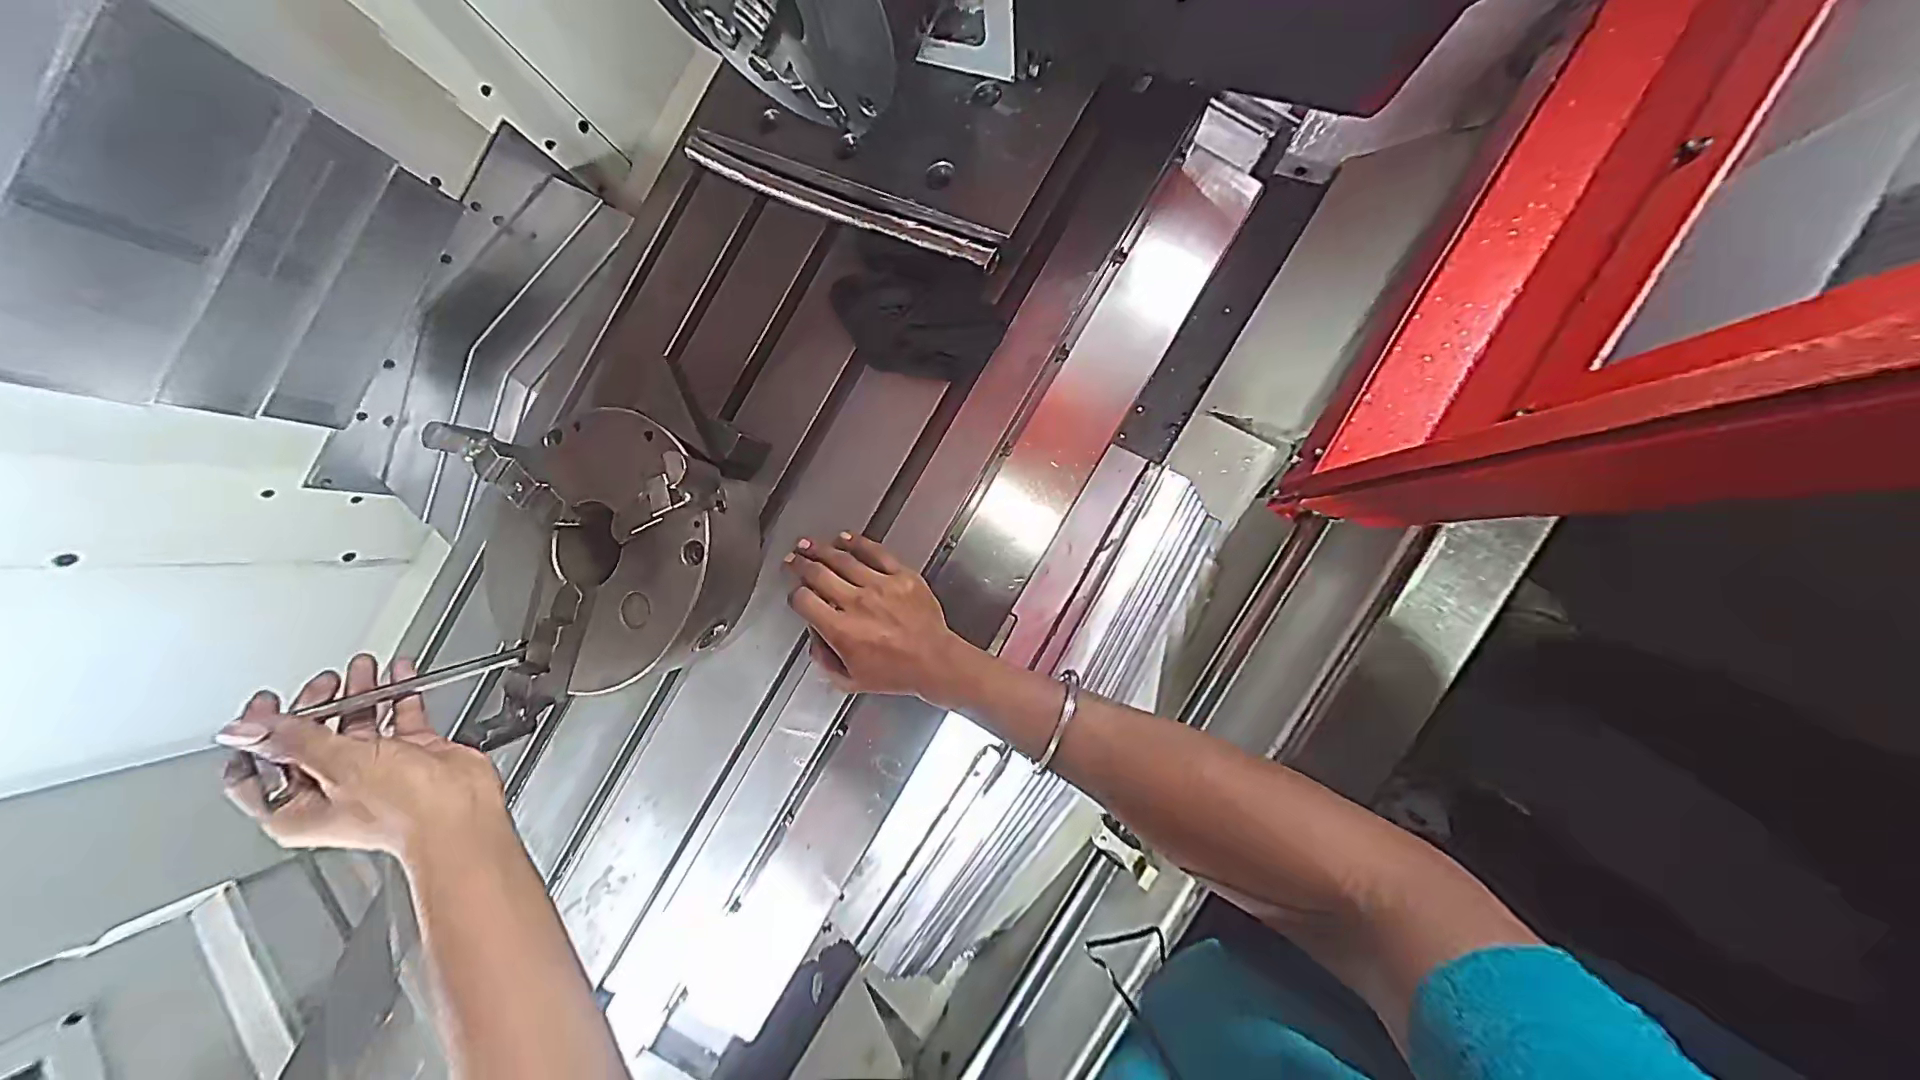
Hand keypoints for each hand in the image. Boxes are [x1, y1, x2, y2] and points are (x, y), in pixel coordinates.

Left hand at [218, 653, 509, 865]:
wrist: (460, 810)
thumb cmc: (404, 810)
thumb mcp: (340, 767)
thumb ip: (294, 741)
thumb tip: (242, 729)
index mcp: (298, 807)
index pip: (261, 767)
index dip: (259, 733)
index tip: (265, 704)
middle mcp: (335, 788)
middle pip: (312, 738)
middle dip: (318, 705)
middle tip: (325, 682)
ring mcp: (377, 770)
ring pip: (359, 723)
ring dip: (360, 693)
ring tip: (363, 668)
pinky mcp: (414, 754)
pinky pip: (401, 717)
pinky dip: (399, 694)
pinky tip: (399, 675)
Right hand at [784, 532, 980, 704]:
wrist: (934, 661)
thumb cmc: (898, 672)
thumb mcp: (850, 680)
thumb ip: (825, 661)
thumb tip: (815, 639)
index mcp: (842, 630)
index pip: (804, 601)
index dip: (794, 595)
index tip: (795, 593)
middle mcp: (858, 604)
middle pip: (818, 574)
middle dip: (800, 564)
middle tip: (793, 559)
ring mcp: (881, 587)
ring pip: (843, 559)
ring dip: (822, 549)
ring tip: (810, 544)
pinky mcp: (902, 577)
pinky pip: (875, 553)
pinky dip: (858, 543)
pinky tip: (845, 539)